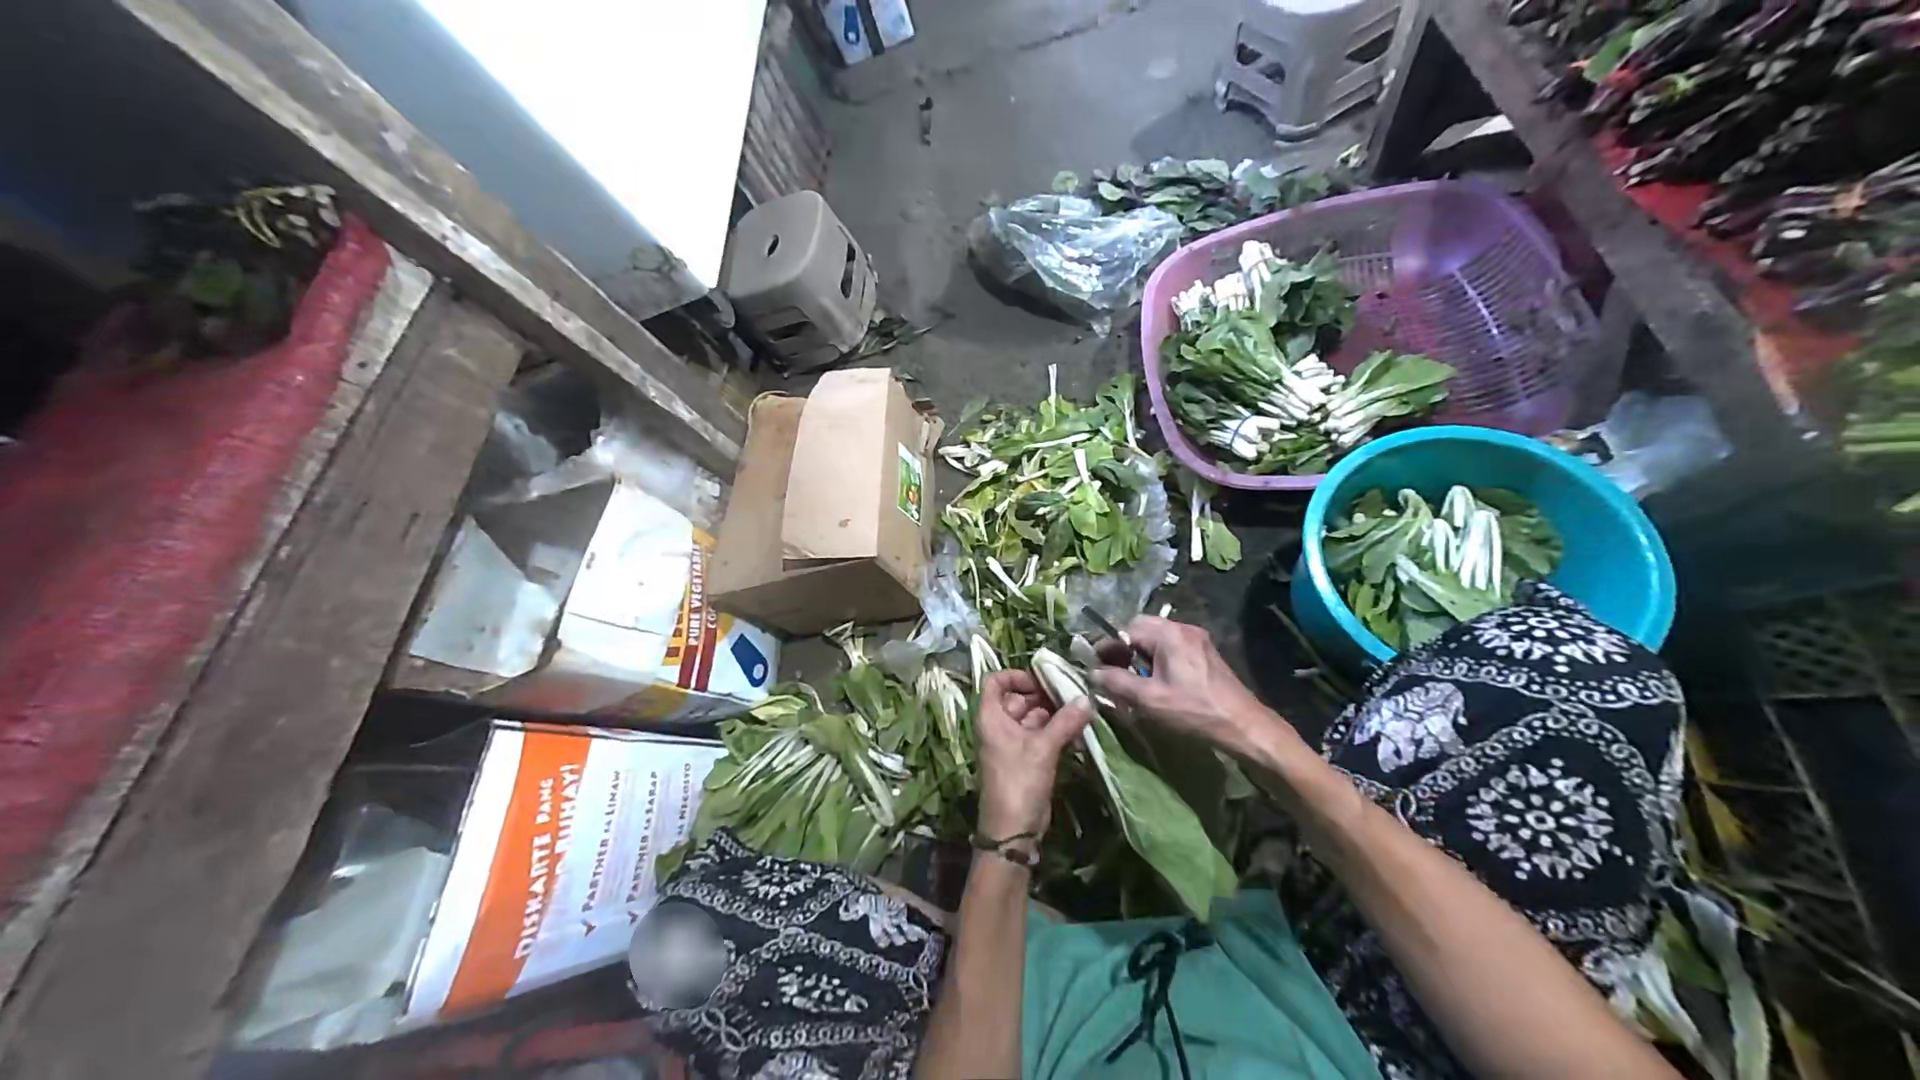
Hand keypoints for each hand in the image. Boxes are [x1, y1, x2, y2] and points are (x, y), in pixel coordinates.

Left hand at [974, 669, 1092, 843]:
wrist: (1012, 831)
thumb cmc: (1019, 781)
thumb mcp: (1043, 748)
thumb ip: (1065, 721)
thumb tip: (1086, 699)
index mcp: (991, 716)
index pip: (996, 681)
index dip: (1017, 676)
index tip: (1042, 680)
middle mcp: (999, 726)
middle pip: (1019, 699)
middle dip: (1045, 696)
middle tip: (1074, 695)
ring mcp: (1013, 743)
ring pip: (1033, 718)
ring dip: (1055, 716)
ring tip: (1082, 713)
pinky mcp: (1027, 759)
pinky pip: (1041, 737)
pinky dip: (1057, 733)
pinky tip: (1079, 734)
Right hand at [1091, 616, 1294, 759]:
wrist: (1243, 726)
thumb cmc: (1193, 710)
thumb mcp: (1149, 699)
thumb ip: (1117, 682)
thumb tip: (1093, 673)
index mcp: (1169, 634)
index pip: (1127, 628)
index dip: (1108, 646)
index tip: (1097, 665)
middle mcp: (1184, 629)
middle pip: (1142, 629)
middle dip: (1124, 648)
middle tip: (1113, 671)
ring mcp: (1197, 640)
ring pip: (1157, 639)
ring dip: (1140, 655)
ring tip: (1132, 680)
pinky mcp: (1205, 654)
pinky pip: (1172, 648)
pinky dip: (1157, 659)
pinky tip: (1155, 682)